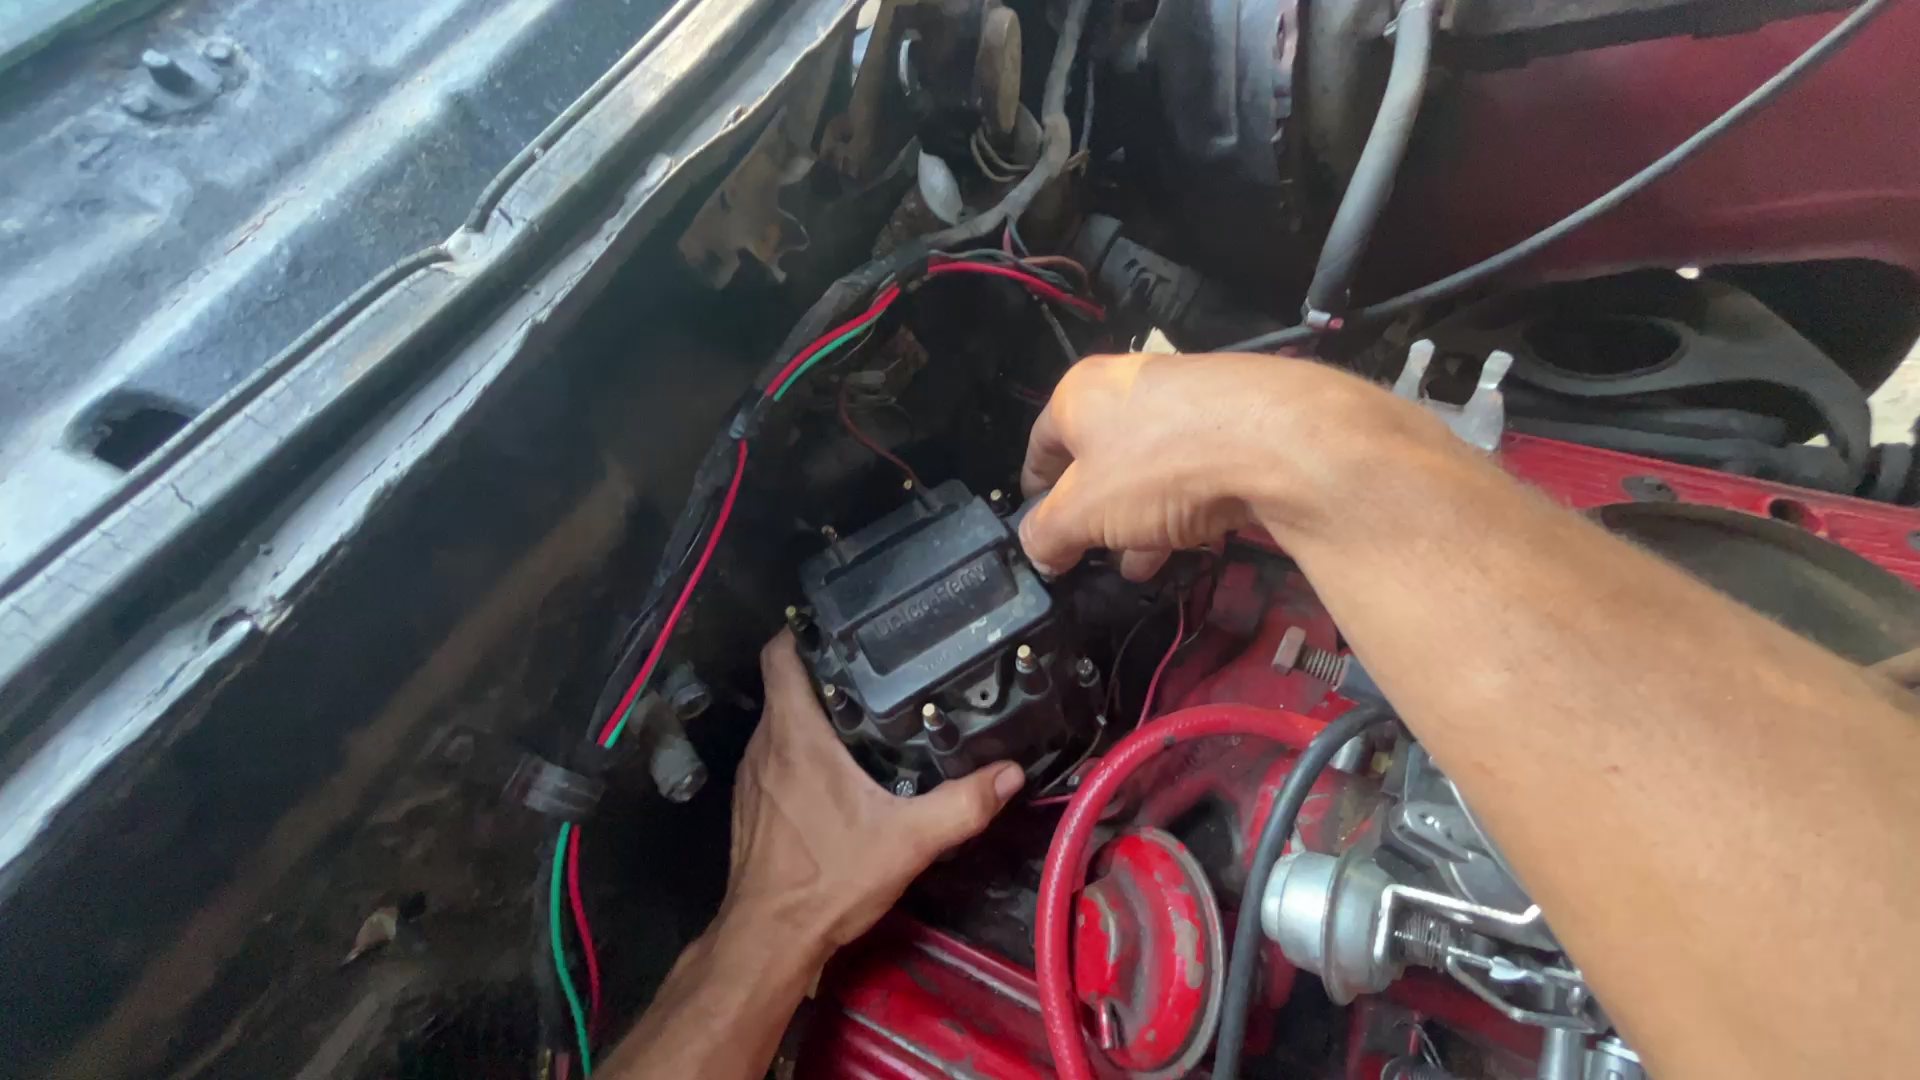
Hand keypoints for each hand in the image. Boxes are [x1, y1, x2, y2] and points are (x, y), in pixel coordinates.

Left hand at [721, 631, 1026, 954]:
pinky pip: (775, 749)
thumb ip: (961, 805)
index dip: (804, 631)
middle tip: (875, 662)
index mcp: (795, 735)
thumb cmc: (829, 879)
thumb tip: (1010, 774)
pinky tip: (837, 759)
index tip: (842, 624)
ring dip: (813, 705)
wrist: (768, 940)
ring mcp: (752, 772)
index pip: (779, 656)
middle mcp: (766, 743)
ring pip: (780, 716)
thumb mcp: (907, 842)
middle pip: (784, 681)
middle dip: (824, 667)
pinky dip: (800, 741)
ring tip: (864, 702)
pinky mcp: (752, 799)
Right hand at [1018, 352, 1447, 577]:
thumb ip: (1047, 534)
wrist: (1284, 442)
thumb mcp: (1084, 513)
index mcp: (1081, 393)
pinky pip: (1190, 464)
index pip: (1040, 446)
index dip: (1035, 494)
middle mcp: (1130, 383)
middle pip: (1096, 458)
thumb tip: (1036, 549)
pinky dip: (1180, 502)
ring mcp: (1187, 396)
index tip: (1040, 531)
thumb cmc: (1160, 468)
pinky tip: (1188, 540)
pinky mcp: (1236, 415)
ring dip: (1136, 517)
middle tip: (1094, 554)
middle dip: (1093, 514)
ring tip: (1140, 562)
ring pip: (1146, 466)